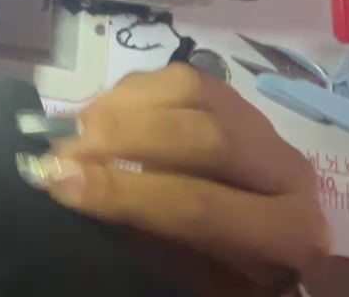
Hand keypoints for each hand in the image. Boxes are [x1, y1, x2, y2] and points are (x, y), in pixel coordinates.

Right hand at [24, 64, 331, 286]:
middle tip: (64, 147)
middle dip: (123, 137)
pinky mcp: (232, 96)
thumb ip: (141, 229)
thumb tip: (71, 185)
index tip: (60, 180)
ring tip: (78, 126)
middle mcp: (287, 169)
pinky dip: (131, 90)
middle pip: (202, 136)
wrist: (261, 245)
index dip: (125, 191)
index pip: (200, 206)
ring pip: (191, 90)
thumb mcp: (189, 272)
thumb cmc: (223, 273)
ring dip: (124, 106)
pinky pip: (178, 75)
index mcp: (288, 233)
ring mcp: (260, 123)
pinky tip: (102, 111)